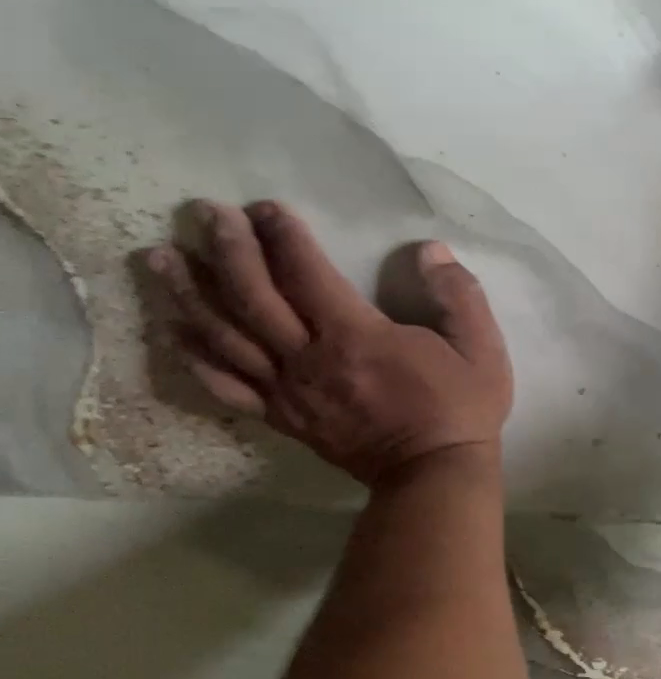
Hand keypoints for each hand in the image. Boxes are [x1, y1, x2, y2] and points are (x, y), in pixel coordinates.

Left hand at [145, 200, 512, 488]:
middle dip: (228, 251)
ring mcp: (287, 390)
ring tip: (161, 258)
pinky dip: (194, 354)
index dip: (286, 238)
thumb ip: (459, 297)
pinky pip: (223, 384)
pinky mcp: (281, 416)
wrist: (433, 471)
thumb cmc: (462, 405)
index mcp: (358, 337)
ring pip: (224, 336)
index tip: (267, 207)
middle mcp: (309, 359)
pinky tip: (173, 329)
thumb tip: (432, 252)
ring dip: (189, 293)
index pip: (309, 275)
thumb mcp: (482, 348)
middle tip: (204, 214)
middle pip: (254, 298)